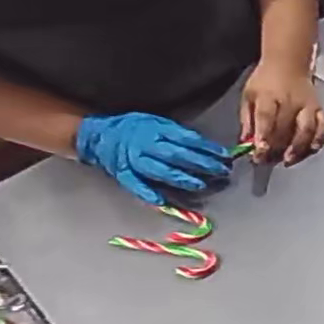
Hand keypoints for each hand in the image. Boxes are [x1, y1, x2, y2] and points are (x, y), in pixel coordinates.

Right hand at [74, 111, 229, 205]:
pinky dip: (147, 193)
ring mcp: (133, 160)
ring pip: (160, 170)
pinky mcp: (123, 173)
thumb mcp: (157, 122)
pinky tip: (161, 201)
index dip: (207, 147)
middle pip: (177, 155)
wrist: (98, 135)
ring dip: (181, 179)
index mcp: (155, 129)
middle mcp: (145, 144)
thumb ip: (178, 134)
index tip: (225, 155)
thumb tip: (207, 147)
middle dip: (201, 164)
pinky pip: (135, 184)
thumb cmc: (135, 129)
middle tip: (222, 171)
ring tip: (200, 185)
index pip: (186, 139)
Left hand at [240, 58, 323, 165]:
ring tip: (288, 159)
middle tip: (268, 161)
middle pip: (285, 128)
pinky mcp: (319, 109)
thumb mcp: (249, 95)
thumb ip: (247, 120)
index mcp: (269, 95)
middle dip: (276, 148)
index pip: (266, 117)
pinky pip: (323, 126)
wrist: (288, 63)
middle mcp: (290, 101)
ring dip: (298, 147)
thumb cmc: (266, 81)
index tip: (259, 151)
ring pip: (306, 129)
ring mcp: (307, 106)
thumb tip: (246, 143)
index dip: (263, 135)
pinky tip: (312, 148)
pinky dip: (319, 139)